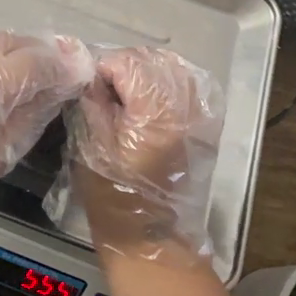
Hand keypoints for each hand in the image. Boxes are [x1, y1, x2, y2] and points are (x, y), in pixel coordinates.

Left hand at [0, 28, 93, 234]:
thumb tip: (67, 78)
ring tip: (25, 70)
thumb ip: (37, 109)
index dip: (62, 64)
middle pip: (12, 41)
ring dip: (12, 49)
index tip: (80, 68)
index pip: (33, 62)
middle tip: (56, 69)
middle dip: (39, 52)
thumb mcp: (4, 152)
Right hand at [68, 48, 222, 266]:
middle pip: (154, 60)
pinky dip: (171, 81)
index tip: (90, 90)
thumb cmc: (113, 193)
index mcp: (156, 113)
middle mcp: (186, 107)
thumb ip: (91, 101)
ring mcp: (201, 116)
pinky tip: (153, 96)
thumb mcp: (89, 145)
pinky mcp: (206, 126)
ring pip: (175, 68)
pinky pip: (193, 85)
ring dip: (147, 72)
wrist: (150, 236)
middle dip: (125, 67)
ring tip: (127, 93)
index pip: (128, 63)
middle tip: (104, 90)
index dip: (103, 70)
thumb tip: (91, 75)